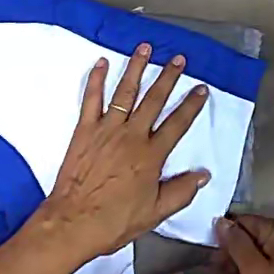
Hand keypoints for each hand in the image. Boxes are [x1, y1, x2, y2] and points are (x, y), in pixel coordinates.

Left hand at [34, 44, 210, 257]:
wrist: (71, 224)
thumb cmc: (114, 220)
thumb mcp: (155, 212)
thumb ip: (181, 191)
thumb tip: (203, 175)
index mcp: (152, 154)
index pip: (178, 123)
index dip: (192, 104)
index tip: (201, 89)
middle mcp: (132, 136)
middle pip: (154, 99)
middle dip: (168, 77)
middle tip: (178, 59)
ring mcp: (107, 130)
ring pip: (126, 92)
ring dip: (136, 68)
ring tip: (145, 48)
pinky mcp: (84, 131)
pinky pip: (91, 100)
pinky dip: (96, 80)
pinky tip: (101, 63)